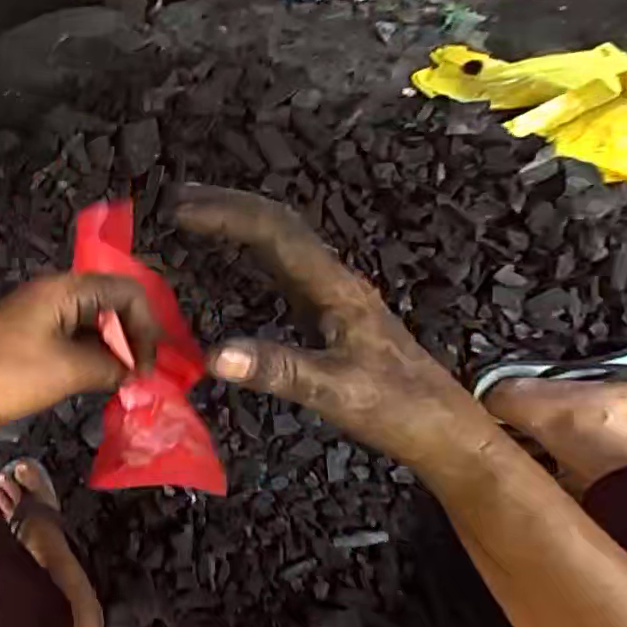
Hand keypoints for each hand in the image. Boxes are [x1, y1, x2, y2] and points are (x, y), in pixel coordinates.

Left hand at [0, 274, 161, 461]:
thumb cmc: (4, 376)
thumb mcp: (67, 370)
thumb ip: (111, 366)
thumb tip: (134, 372)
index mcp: (63, 289)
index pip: (127, 291)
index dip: (148, 326)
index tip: (149, 367)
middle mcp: (51, 295)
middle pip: (111, 304)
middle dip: (132, 338)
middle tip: (140, 378)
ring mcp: (36, 316)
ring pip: (91, 325)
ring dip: (112, 351)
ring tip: (121, 385)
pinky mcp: (25, 339)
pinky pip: (71, 340)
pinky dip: (90, 359)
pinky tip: (96, 383)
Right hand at [174, 185, 490, 461]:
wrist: (448, 430)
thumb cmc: (399, 410)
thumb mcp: (336, 394)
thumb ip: (277, 371)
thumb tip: (214, 356)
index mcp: (334, 287)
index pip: (275, 232)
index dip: (225, 215)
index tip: (179, 211)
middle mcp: (331, 279)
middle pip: (278, 222)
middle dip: (226, 203)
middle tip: (177, 197)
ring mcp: (330, 292)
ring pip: (280, 237)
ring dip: (238, 217)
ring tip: (195, 211)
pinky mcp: (326, 307)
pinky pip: (281, 260)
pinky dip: (249, 243)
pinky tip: (233, 252)